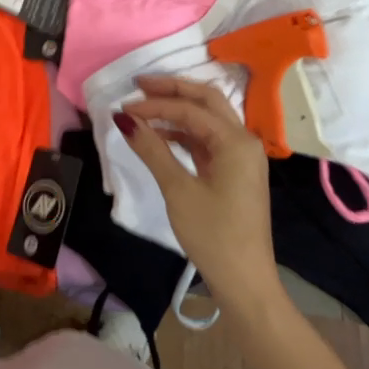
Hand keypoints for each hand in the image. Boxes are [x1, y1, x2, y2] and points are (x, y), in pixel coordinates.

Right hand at [115, 74, 276, 300]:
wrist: (244, 282)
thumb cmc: (213, 234)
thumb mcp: (177, 190)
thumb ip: (152, 149)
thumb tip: (123, 118)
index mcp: (236, 141)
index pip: (190, 109)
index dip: (155, 104)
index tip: (123, 108)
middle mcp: (244, 141)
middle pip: (207, 100)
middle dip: (172, 90)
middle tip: (139, 86)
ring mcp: (241, 157)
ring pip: (208, 118)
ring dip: (177, 110)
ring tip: (144, 110)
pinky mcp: (234, 172)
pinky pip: (208, 139)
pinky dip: (184, 132)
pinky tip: (160, 136)